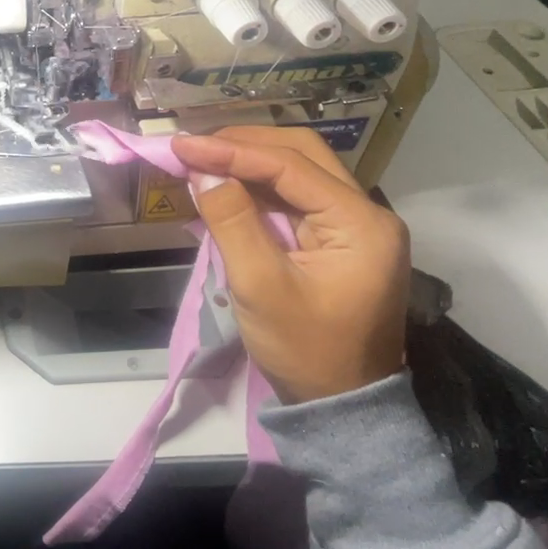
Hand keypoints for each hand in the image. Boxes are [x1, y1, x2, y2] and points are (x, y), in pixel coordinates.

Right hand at [172, 127, 409, 404]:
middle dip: (243, 143)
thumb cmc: (305, 349)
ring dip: (248, 158)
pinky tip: (223, 182)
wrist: (342, 405)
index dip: (231, 150)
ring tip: (200, 159)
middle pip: (301, 153)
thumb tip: (200, 170)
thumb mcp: (260, 286)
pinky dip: (256, 182)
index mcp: (361, 224)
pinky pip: (294, 193)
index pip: (289, 166)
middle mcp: (366, 213)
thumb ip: (231, 221)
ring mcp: (354, 224)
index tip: (181, 145)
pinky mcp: (337, 236)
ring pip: (298, 168)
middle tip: (192, 148)